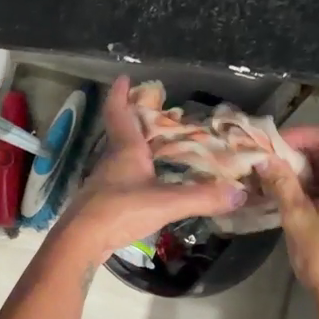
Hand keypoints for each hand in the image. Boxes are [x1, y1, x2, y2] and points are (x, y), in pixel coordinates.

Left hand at [50, 76, 244, 262]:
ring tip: (154, 147)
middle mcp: (112, 161)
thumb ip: (201, 198)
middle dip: (133, 119)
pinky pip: (120, 181)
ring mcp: (104, 183)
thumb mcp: (166, 203)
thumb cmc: (120, 210)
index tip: (123, 78)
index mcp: (125, 151)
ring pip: (120, 158)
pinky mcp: (102, 204)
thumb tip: (238, 193)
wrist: (81, 240)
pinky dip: (134, 176)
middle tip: (151, 112)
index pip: (119, 113)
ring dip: (134, 149)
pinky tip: (145, 186)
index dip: (120, 94)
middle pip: (120, 133)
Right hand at [263, 126, 318, 318]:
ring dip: (302, 171)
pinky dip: (310, 187)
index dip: (300, 136)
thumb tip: (263, 158)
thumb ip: (282, 183)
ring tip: (271, 175)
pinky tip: (286, 193)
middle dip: (298, 153)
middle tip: (267, 159)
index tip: (271, 144)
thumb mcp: (298, 218)